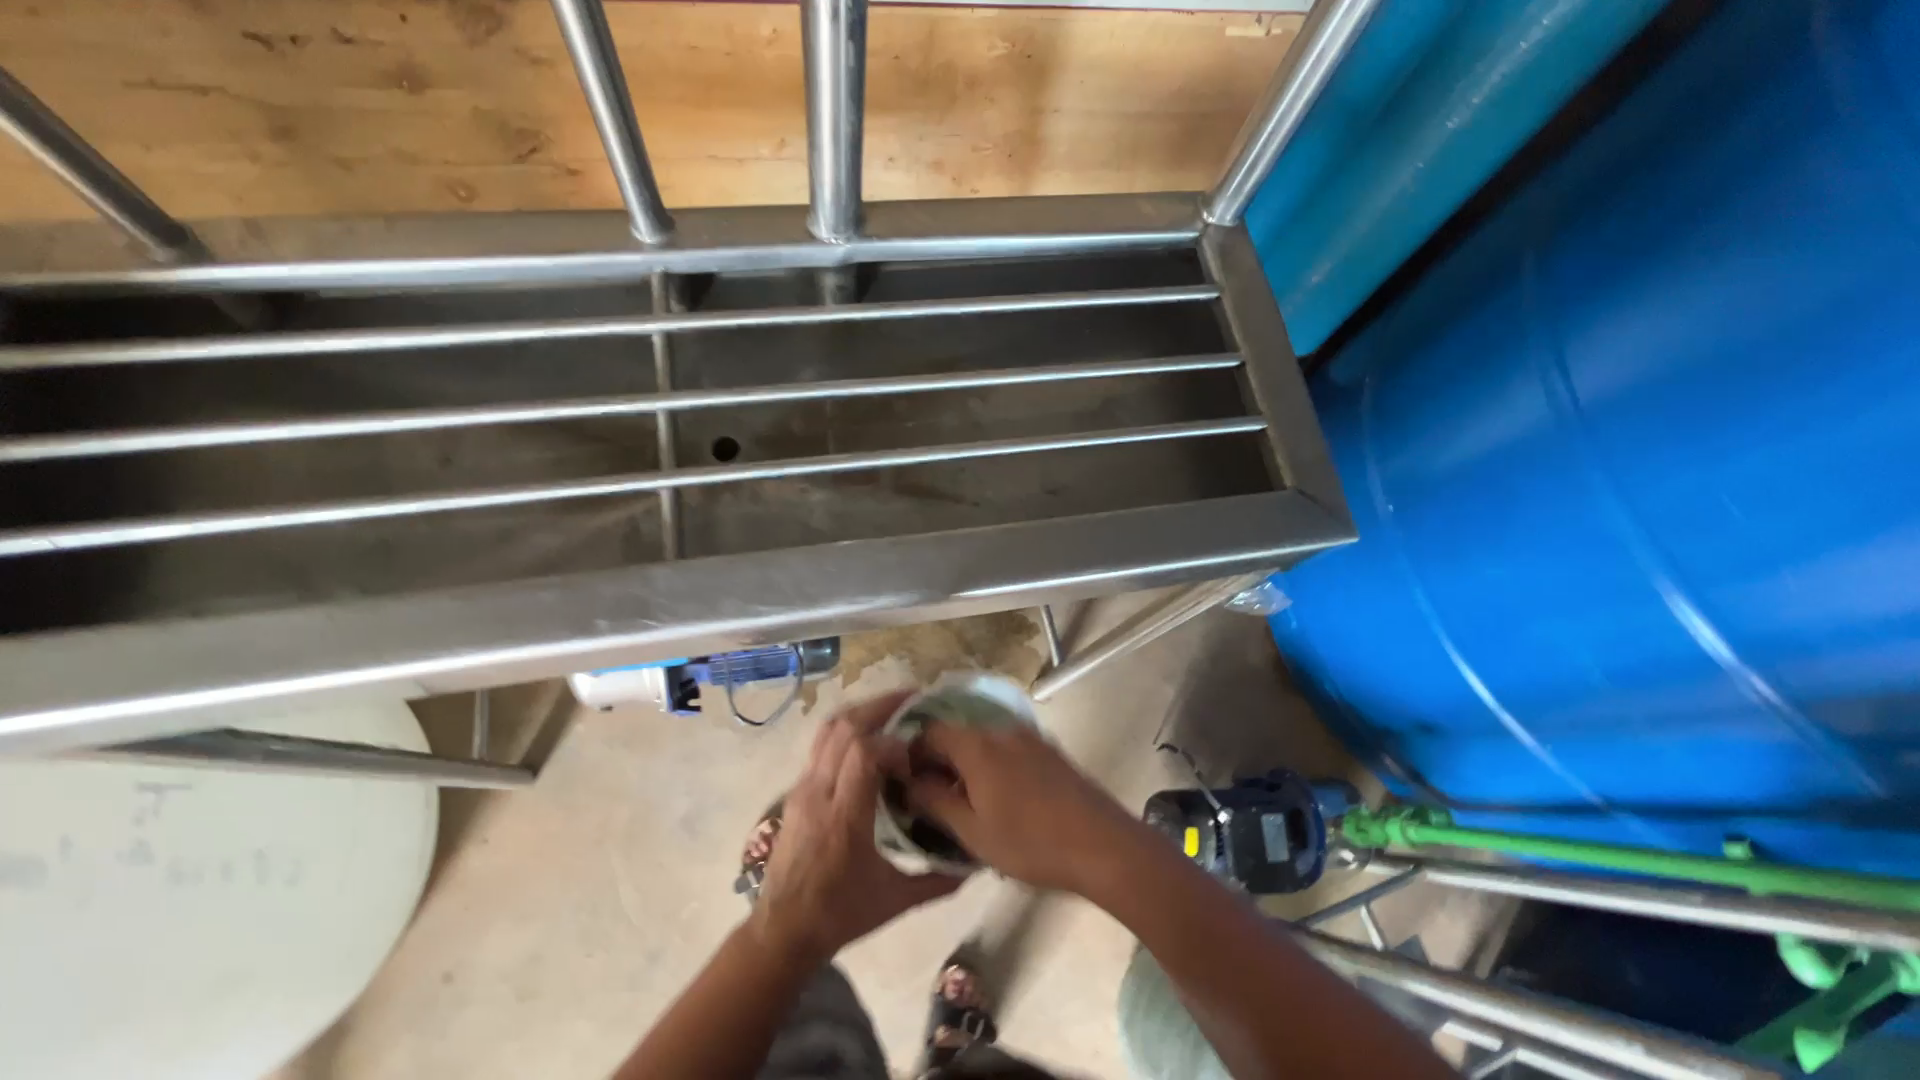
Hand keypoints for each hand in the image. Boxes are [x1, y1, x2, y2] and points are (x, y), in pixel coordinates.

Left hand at [751, 692, 962, 964]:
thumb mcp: (894, 901)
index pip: (864, 752)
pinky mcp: (796, 793)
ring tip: (892, 711)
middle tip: (913, 701)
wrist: (781, 932)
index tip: (914, 760)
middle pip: (843, 728)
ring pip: (827, 731)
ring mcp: (802, 789)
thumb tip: (974, 864)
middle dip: (880, 708)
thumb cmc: (839, 915)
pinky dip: (846, 732)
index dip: (894, 743)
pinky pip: (820, 747)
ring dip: (861, 713)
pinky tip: (869, 740)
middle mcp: (818, 792)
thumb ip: (937, 880)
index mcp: (844, 817)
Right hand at [904, 721, 1146, 896]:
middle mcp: (1002, 730)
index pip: (929, 732)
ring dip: (967, 766)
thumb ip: (935, 802)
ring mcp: (1031, 738)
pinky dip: (993, 767)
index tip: (905, 785)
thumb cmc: (1031, 843)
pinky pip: (1008, 750)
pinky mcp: (1051, 753)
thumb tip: (909, 782)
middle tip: (932, 799)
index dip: (911, 755)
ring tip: (965, 805)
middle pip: (958, 734)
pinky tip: (998, 801)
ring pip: (984, 743)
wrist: (1104, 846)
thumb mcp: (972, 832)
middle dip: (939, 761)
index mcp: (977, 745)